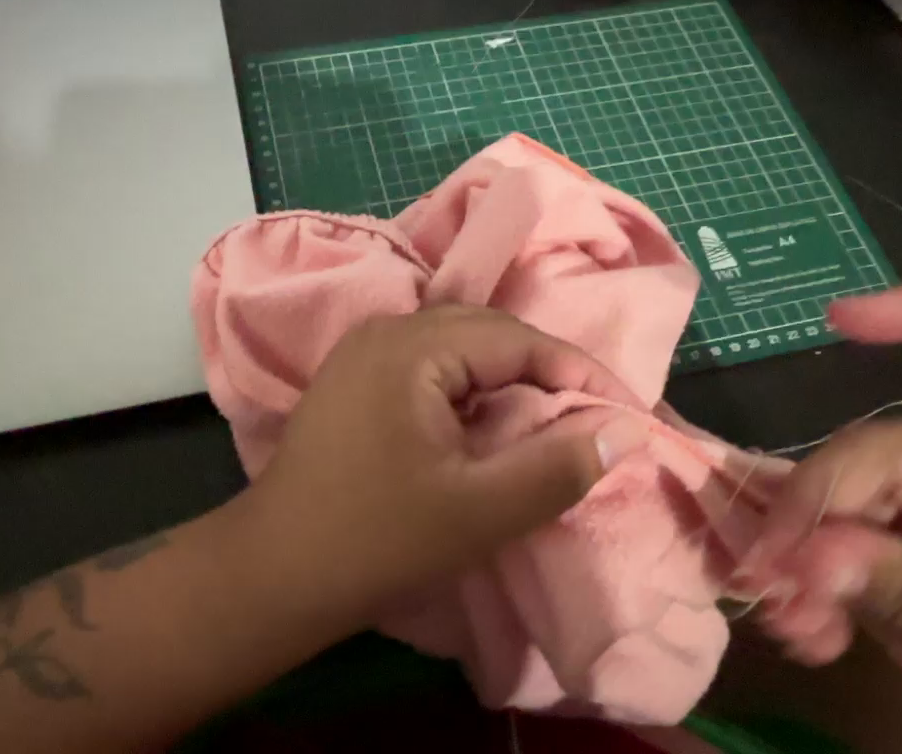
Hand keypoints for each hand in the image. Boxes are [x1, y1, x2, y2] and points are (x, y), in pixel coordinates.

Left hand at [231, 306, 648, 624]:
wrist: (277, 570)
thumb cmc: (379, 539)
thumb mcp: (481, 511)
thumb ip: (557, 468)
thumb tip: (623, 430)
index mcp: (412, 347)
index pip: (517, 339)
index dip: (579, 373)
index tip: (625, 414)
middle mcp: (385, 330)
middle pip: (486, 331)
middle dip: (545, 370)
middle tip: (590, 418)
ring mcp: (362, 351)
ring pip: (457, 345)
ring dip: (506, 377)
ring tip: (547, 421)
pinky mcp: (353, 377)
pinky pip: (427, 362)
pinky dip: (468, 386)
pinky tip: (484, 423)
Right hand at [737, 286, 901, 753]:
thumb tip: (793, 552)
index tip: (838, 319)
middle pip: (889, 454)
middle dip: (823, 507)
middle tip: (771, 571)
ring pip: (856, 509)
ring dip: (810, 561)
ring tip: (788, 620)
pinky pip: (854, 558)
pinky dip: (822, 590)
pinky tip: (807, 634)